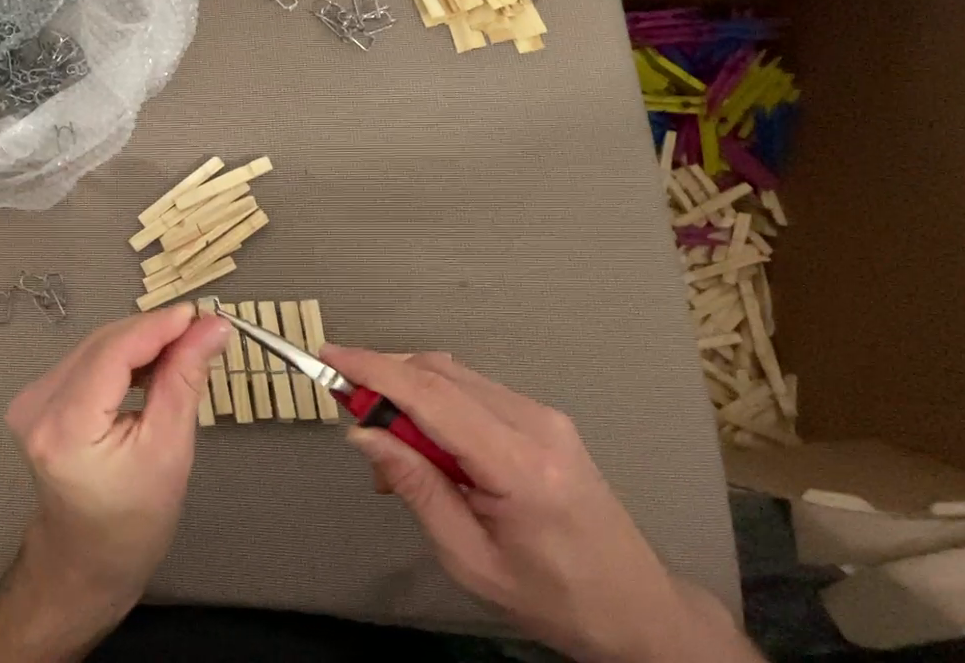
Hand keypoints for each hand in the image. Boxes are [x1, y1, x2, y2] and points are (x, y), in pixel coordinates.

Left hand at [0, 304, 228, 661]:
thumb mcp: (169, 452)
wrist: (86, 560)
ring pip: (93, 349)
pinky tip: (151, 365)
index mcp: (65, 426)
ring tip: (184, 348)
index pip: (112, 352)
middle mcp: (36, 405)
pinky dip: (120, 359)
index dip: (157, 327)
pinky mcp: (36, 400)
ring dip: (139, 344)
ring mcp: (30, 401)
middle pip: (101, 345)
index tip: (201, 314)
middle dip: (153, 333)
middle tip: (203, 329)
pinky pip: (85, 363)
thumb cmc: (135, 522)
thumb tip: (212, 327)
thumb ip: (184, 382)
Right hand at [326, 346, 758, 662]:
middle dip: (382, 379)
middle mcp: (535, 424)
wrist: (638, 608)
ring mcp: (544, 415)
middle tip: (351, 417)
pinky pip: (469, 389)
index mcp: (520, 466)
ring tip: (391, 448)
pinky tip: (425, 444)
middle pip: (437, 372)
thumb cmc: (552, 596)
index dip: (372, 369)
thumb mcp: (469, 559)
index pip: (430, 396)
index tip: (326, 356)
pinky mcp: (543, 418)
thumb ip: (415, 488)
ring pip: (451, 374)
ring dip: (405, 392)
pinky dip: (431, 401)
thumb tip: (364, 433)